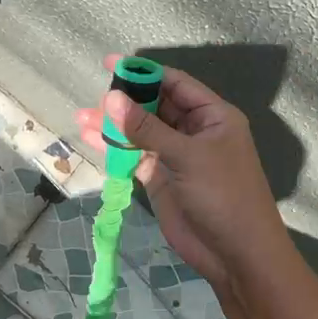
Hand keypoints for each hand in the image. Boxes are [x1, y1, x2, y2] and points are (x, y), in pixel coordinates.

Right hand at [74, 54, 290, 282]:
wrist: (236, 254)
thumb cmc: (224, 196)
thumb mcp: (187, 156)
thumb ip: (146, 128)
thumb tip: (110, 99)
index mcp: (212, 117)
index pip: (174, 84)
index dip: (143, 73)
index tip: (109, 64)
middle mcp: (194, 131)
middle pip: (153, 106)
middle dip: (124, 101)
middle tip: (94, 99)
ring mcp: (175, 155)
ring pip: (139, 131)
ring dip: (113, 125)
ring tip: (81, 118)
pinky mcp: (159, 178)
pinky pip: (133, 155)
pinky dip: (113, 147)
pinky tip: (90, 138)